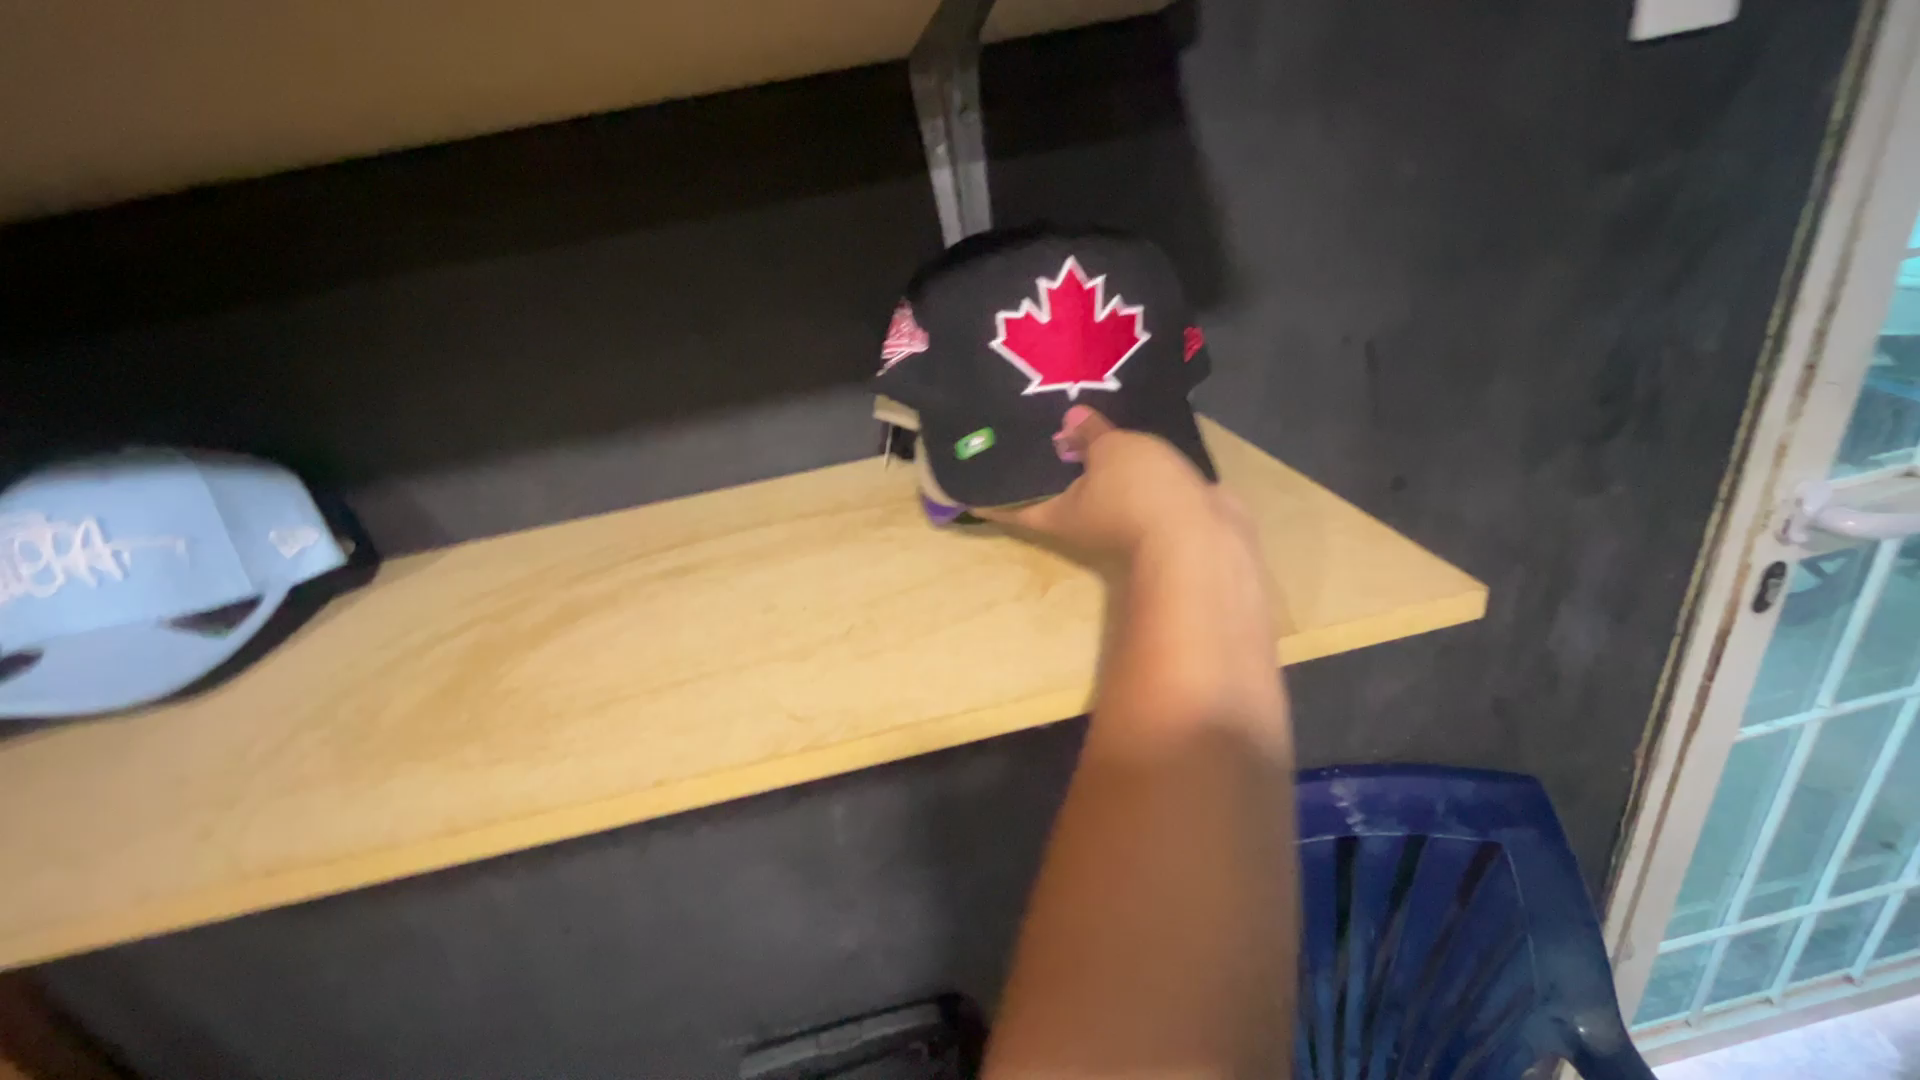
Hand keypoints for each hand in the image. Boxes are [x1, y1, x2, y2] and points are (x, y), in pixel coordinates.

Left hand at [977, 405, 1258, 573]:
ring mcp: (1114, 517)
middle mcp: (1076, 520)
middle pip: (1046, 488)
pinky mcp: (1149, 507)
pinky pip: (1126, 476)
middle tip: (1023, 414)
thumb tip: (1069, 420)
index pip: (1004, 504)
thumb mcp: (1110, 451)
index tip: (966, 465)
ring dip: (1083, 454)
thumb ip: (1088, 431)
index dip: (982, 488)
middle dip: (1038, 457)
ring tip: (1071, 408)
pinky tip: (1118, 422)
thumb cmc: (1140, 495)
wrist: (1204, 538)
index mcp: (1052, 514)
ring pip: (1090, 480)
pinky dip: (1120, 455)